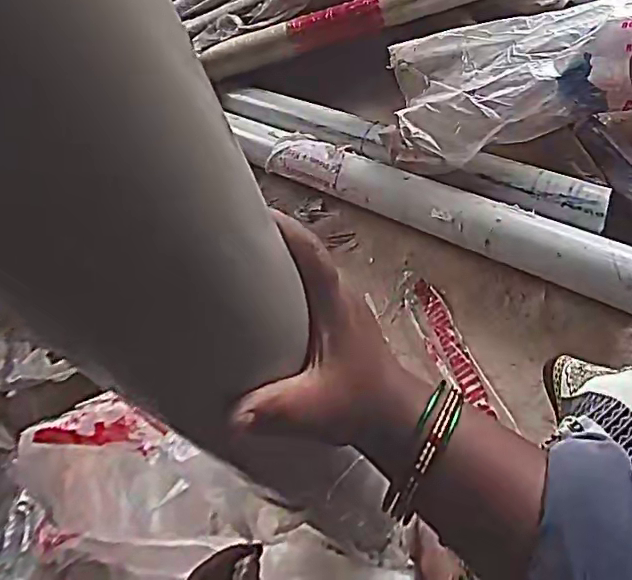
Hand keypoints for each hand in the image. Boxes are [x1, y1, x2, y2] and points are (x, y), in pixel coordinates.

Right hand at [228, 210, 422, 448]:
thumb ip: (275, 410)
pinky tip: (265, 299)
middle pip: (305, 250)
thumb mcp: (315, 408)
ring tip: (243, 260)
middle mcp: (339, 292)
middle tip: (235, 233)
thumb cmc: (364, 403)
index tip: (254, 213)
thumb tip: (234, 414)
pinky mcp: (338, 318)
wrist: (397, 417)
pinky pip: (309, 285)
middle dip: (273, 236)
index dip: (283, 227)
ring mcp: (341, 303)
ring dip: (281, 258)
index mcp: (334, 300)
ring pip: (308, 267)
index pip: (308, 249)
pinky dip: (288, 280)